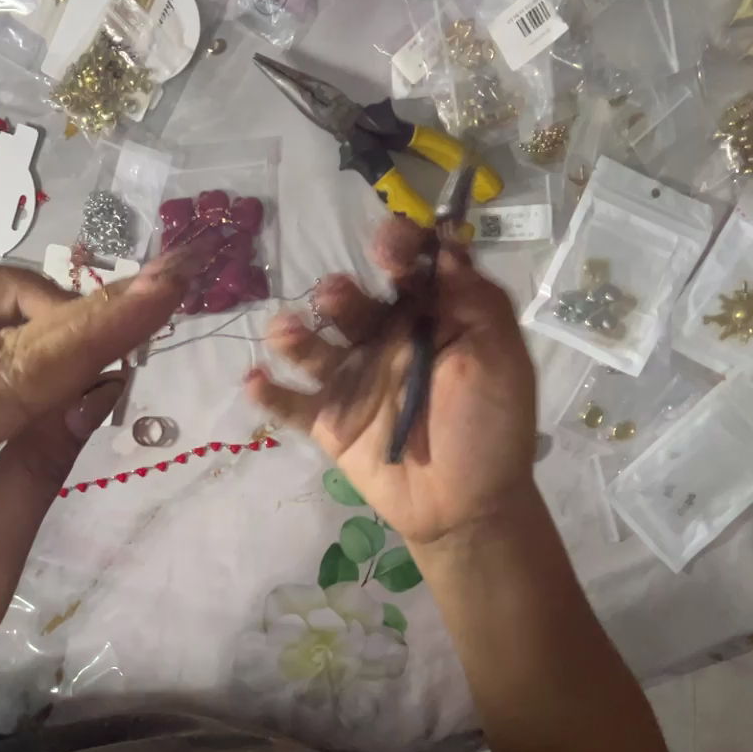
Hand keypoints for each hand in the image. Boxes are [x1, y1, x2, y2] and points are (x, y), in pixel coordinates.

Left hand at [0, 260, 193, 745]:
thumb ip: (40, 460)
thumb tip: (104, 384)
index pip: (4, 368)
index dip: (90, 329)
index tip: (163, 290)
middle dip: (56, 304)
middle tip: (132, 326)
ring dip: (24, 311)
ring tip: (92, 347)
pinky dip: (4, 340)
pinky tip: (48, 366)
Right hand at [245, 217, 538, 549]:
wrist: (466, 506)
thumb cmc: (489, 428)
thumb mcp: (499, 357)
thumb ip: (476, 301)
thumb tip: (444, 246)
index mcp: (429, 322)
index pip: (408, 273)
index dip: (397, 250)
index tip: (385, 245)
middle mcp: (384, 345)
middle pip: (351, 307)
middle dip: (340, 297)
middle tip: (335, 298)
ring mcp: (352, 384)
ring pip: (314, 350)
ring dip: (295, 337)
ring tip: (284, 335)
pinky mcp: (328, 423)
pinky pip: (292, 404)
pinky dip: (270, 393)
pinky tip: (253, 380)